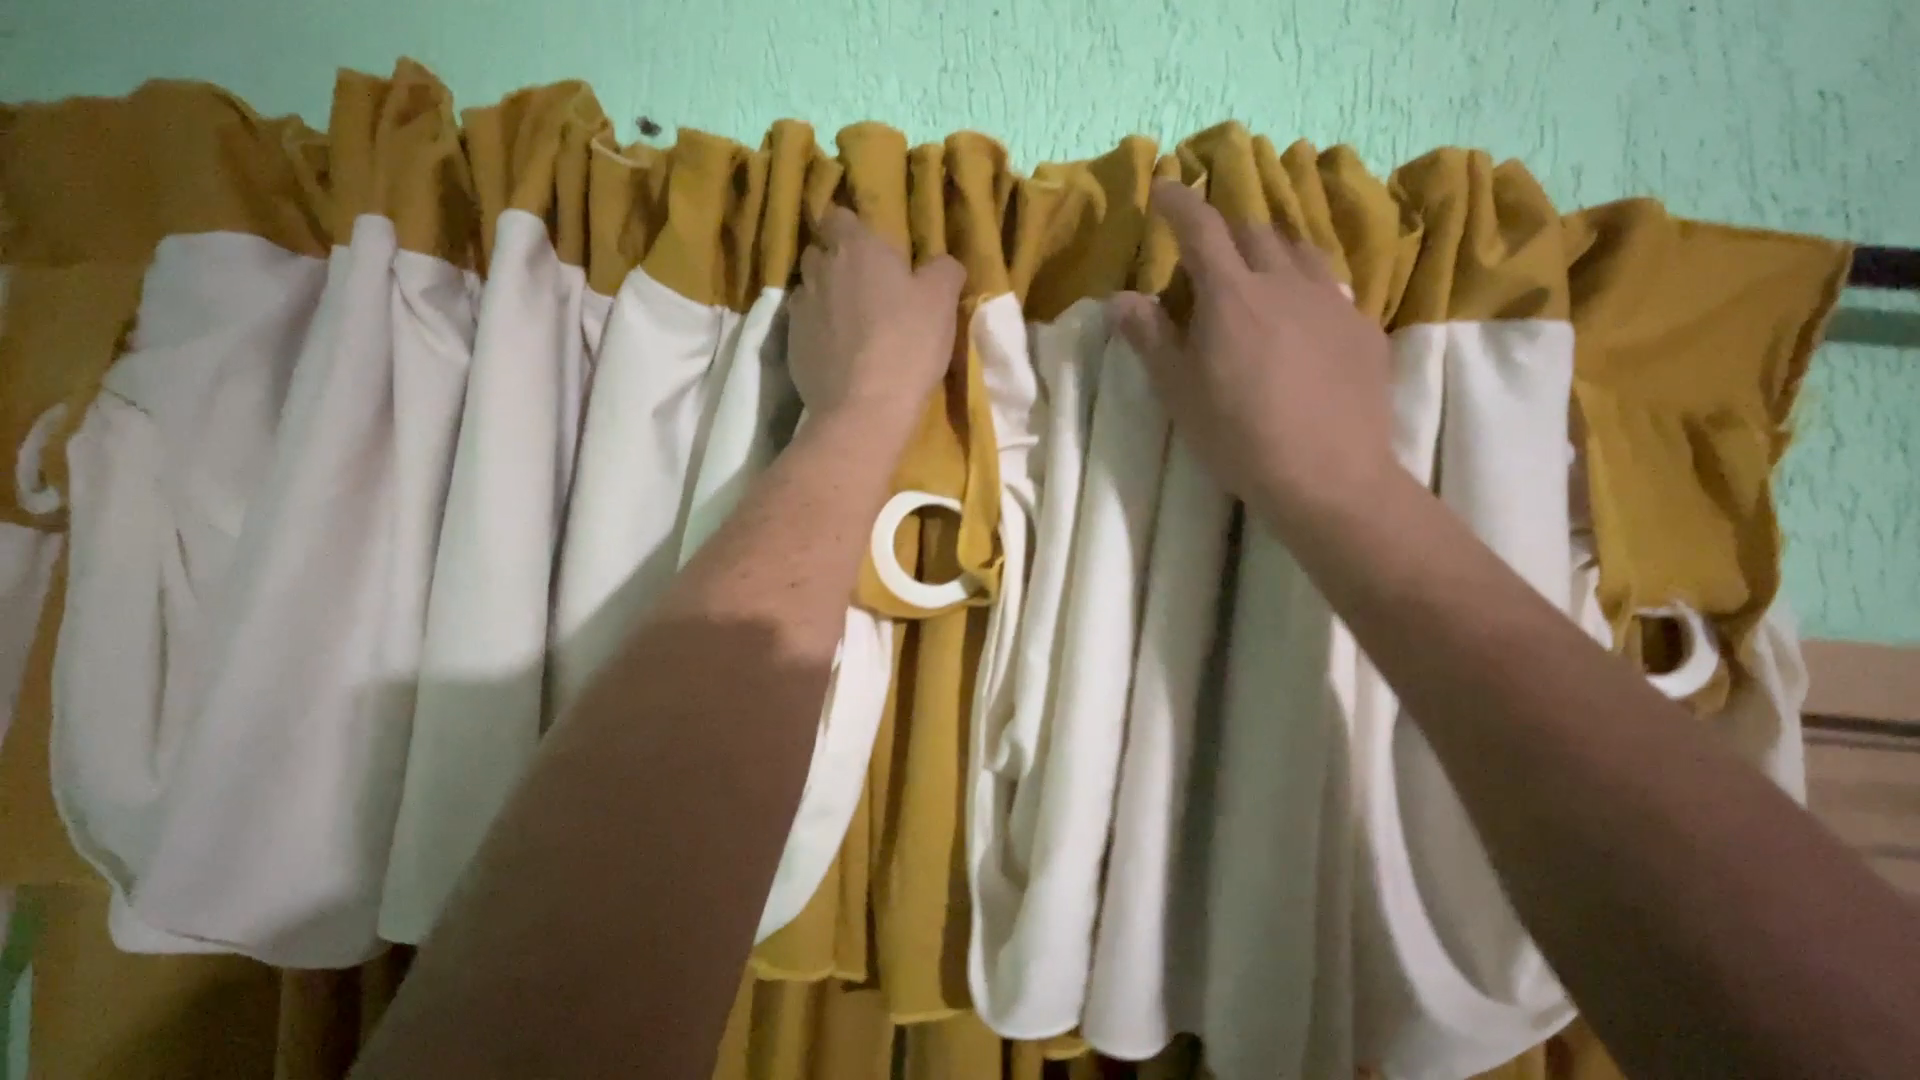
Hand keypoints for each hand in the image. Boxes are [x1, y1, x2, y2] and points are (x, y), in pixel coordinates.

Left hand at [787, 208, 967, 418]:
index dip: (852, 228)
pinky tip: (840, 353)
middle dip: (837, 261)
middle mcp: (820, 270)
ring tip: (851, 322)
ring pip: (810, 290)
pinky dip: (819, 333)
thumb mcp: (942, 301)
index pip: (838, 216)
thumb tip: (941, 263)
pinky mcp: (791, 346)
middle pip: (820, 252)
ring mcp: (800, 309)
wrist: (864, 409)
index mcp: (856, 247)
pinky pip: (804, 327)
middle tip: (866, 286)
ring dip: (826, 298)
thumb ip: (943, 270)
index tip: (872, 247)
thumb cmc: (907, 344)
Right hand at [1113, 180, 1398, 530]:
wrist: (1329, 475)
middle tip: (1208, 251)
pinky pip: (1332, 287)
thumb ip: (1151, 339)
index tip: (1163, 188)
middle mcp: (1284, 281)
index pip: (1201, 228)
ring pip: (1300, 250)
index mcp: (1231, 294)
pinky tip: (1303, 318)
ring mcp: (1332, 301)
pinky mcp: (1363, 328)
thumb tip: (1120, 298)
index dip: (1179, 202)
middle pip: (1254, 230)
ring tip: (1259, 272)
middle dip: (1226, 228)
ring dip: (1272, 249)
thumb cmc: (1240, 437)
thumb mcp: (1180, 393)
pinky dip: (1307, 287)